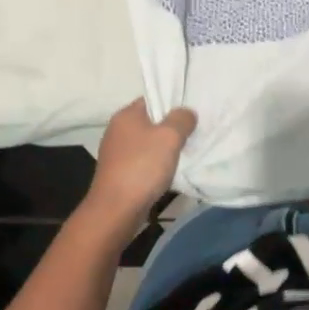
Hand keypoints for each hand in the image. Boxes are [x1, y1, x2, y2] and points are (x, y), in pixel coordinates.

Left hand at [86, 99, 196, 223]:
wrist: (116, 210)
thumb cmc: (142, 167)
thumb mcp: (170, 136)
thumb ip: (182, 118)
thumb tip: (186, 113)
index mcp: (126, 115)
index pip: (153, 98)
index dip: (173, 103)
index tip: (191, 114)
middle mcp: (117, 130)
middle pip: (151, 121)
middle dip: (171, 127)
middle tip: (192, 134)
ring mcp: (116, 153)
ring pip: (148, 142)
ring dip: (164, 148)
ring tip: (184, 153)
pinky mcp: (118, 172)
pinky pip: (143, 160)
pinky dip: (156, 164)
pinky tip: (168, 172)